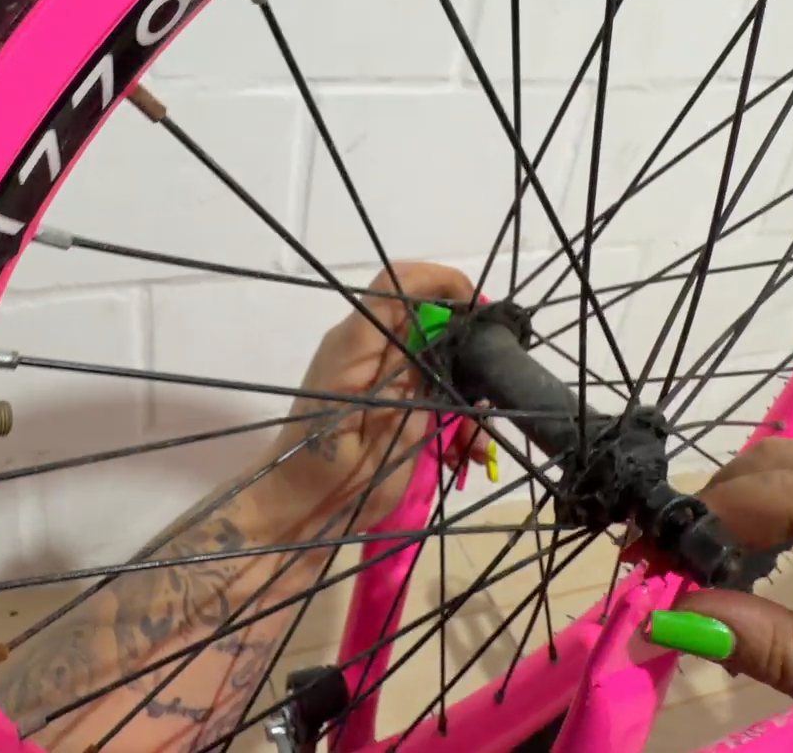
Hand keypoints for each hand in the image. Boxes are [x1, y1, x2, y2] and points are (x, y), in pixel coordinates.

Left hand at [266, 262, 485, 534]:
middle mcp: (369, 349)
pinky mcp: (393, 401)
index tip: (479, 310)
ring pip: (441, 363)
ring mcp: (382, 375)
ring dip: (467, 399)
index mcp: (355, 344)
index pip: (395, 283)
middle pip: (429, 321)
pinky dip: (455, 421)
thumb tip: (451, 333)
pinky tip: (466, 456)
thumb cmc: (327, 472)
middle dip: (469, 354)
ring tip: (476, 447)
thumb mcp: (380, 427)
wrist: (299, 510)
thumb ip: (415, 378)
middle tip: (493, 393)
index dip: (440, 281)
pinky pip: (434, 394)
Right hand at [673, 439, 792, 752]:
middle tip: (666, 560)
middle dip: (718, 500)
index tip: (645, 561)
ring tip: (708, 555)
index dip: (704, 518)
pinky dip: (792, 507)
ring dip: (751, 500)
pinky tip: (774, 548)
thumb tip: (669, 616)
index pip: (788, 491)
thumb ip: (788, 656)